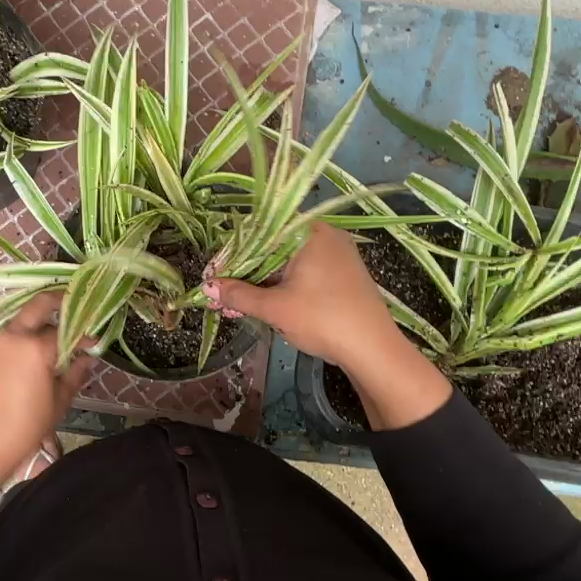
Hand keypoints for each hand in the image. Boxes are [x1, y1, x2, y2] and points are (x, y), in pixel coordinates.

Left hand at [0, 291, 92, 487]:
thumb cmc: (26, 427)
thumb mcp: (59, 401)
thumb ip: (75, 372)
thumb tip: (88, 357)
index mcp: (34, 347)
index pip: (67, 329)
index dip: (86, 335)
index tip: (97, 341)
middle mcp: (14, 335)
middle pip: (40, 304)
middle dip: (61, 302)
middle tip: (79, 311)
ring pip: (25, 317)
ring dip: (43, 319)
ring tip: (62, 335)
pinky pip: (13, 333)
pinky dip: (29, 333)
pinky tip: (42, 349)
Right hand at [205, 223, 404, 372]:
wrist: (373, 349)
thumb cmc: (322, 319)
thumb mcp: (274, 308)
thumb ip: (239, 295)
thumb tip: (208, 288)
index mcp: (309, 233)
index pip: (261, 231)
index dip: (235, 253)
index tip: (217, 274)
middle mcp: (325, 236)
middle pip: (274, 246)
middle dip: (248, 271)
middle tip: (225, 293)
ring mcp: (338, 255)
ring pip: (289, 262)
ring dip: (264, 281)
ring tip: (240, 303)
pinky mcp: (344, 275)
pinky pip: (305, 272)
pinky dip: (285, 286)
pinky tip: (268, 304)